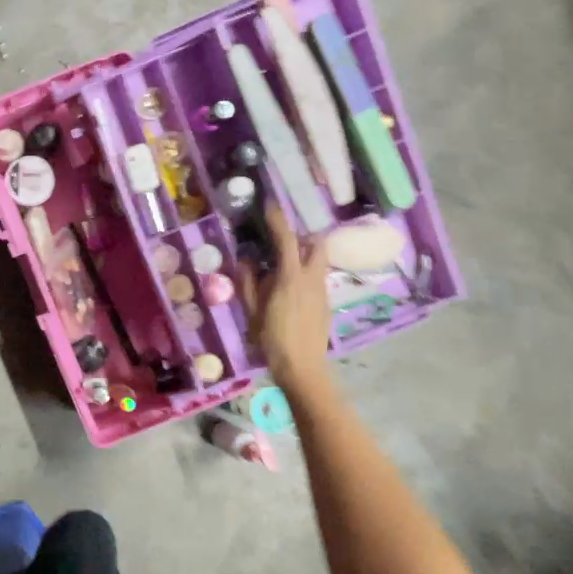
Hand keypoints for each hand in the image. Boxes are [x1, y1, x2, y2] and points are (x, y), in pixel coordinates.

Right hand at [241, 206, 332, 390]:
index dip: (278, 220)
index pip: (286, 239)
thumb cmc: (272, 340)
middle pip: (316, 244)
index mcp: (291, 277)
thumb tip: (246, 261)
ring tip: (283, 266)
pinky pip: (317, 277)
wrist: (302, 368)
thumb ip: (249, 283)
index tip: (270, 205)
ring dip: (305, 254)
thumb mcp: (253, 312)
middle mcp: (312, 278)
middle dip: (302, 236)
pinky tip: (290, 290)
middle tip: (282, 240)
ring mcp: (322, 290)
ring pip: (319, 260)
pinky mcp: (326, 302)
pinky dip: (305, 273)